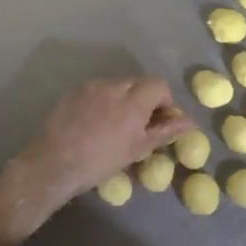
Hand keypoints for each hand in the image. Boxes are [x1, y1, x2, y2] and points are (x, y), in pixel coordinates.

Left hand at [0, 77, 192, 235]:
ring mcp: (90, 86)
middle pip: (138, 82)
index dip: (165, 100)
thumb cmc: (100, 161)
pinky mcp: (73, 91)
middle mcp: (113, 86)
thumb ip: (165, 131)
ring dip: (124, 98)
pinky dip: (104, 99)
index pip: (159, 85)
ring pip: (117, 85)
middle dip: (145, 98)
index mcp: (132, 100)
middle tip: (141, 123)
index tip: (161, 119)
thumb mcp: (137, 149)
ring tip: (117, 123)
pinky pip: (97, 89)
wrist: (55, 163)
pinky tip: (97, 121)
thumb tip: (190, 122)